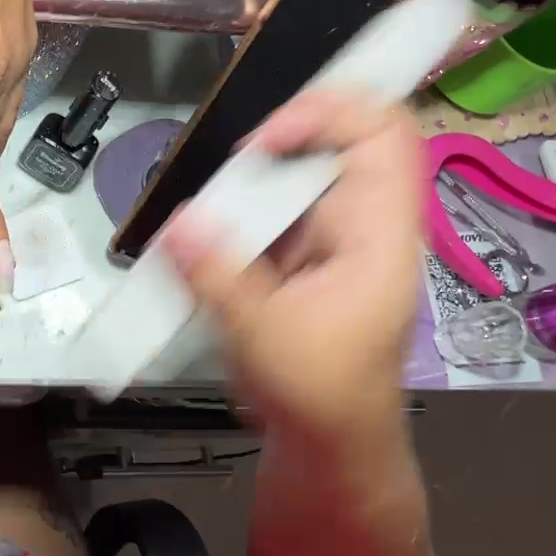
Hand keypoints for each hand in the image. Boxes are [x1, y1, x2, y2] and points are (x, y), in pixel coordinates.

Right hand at [160, 91, 424, 444]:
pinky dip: (237, 225)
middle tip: (220, 183)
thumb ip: (215, 272)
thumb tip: (175, 222)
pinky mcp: (304, 266)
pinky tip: (205, 246)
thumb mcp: (260, 330)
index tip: (261, 142)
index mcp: (377, 234)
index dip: (327, 114)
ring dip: (245, 195)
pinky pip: (272, 224)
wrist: (327, 442)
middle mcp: (360, 229)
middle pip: (329, 154)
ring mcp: (332, 247)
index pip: (380, 134)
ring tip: (203, 222)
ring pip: (293, 189)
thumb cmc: (317, 390)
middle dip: (268, 158)